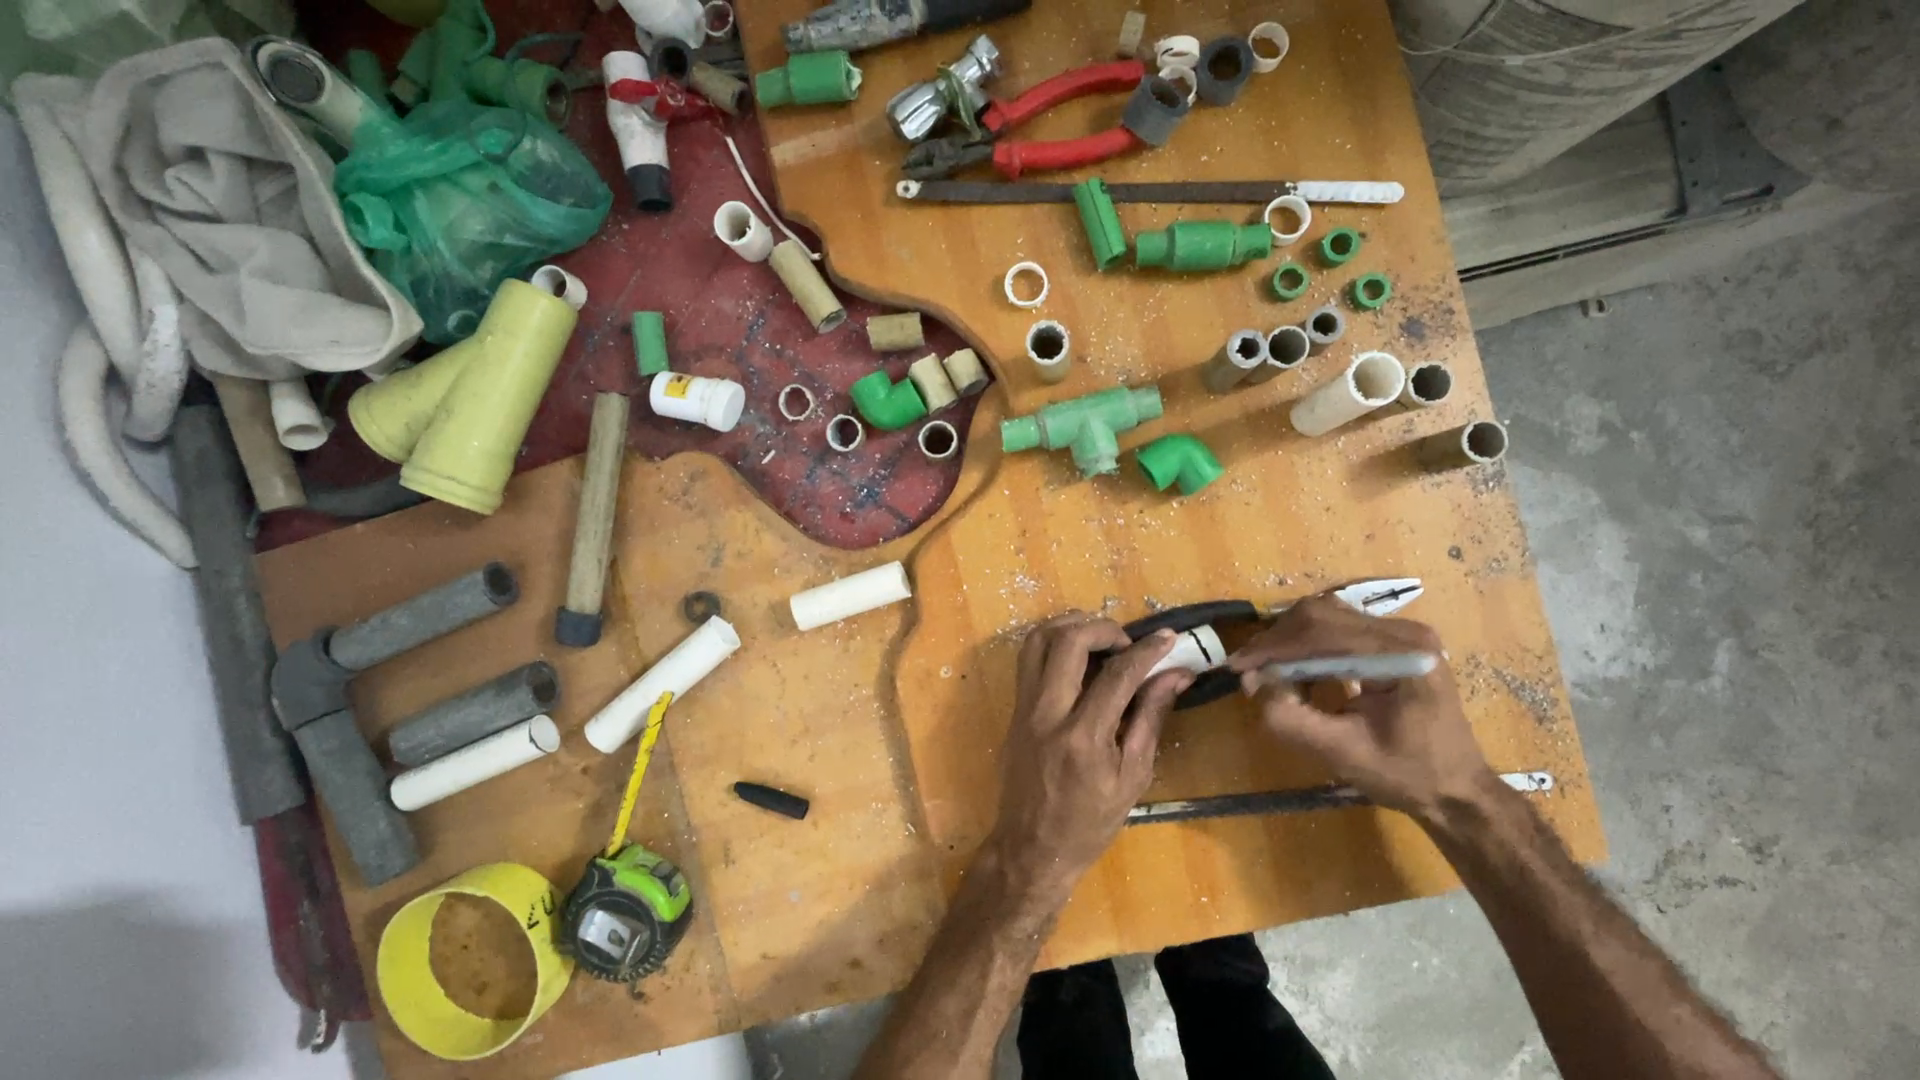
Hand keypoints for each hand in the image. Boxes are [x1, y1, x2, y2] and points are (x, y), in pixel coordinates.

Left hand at [988, 613, 1192, 902]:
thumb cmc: (1090, 822)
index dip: (1147, 650)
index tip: (1168, 638)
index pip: (1117, 674)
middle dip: (1103, 628)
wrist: (1031, 848)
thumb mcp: (1133, 777)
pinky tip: (1077, 656)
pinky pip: (1028, 659)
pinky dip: (1054, 644)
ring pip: (1037, 640)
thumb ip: (1150, 717)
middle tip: (1127, 642)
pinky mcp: (1012, 709)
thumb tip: (1176, 674)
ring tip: (1100, 639)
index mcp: (1084, 738)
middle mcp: (1047, 714)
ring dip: (1071, 626)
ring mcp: (1023, 709)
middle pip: (1067, 641)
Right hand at [1226, 593, 1495, 821]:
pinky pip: (1337, 630)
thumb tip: (1256, 685)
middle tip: (1247, 671)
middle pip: (1322, 615)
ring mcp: (1401, 634)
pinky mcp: (1392, 643)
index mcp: (1402, 655)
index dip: (1275, 648)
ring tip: (1266, 673)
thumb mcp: (1343, 754)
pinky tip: (1294, 673)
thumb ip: (1293, 720)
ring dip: (1289, 642)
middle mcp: (1404, 632)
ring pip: (1326, 617)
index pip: (1323, 632)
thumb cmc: (1407, 776)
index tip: (1238, 668)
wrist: (1458, 791)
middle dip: (1277, 641)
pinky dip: (1307, 647)